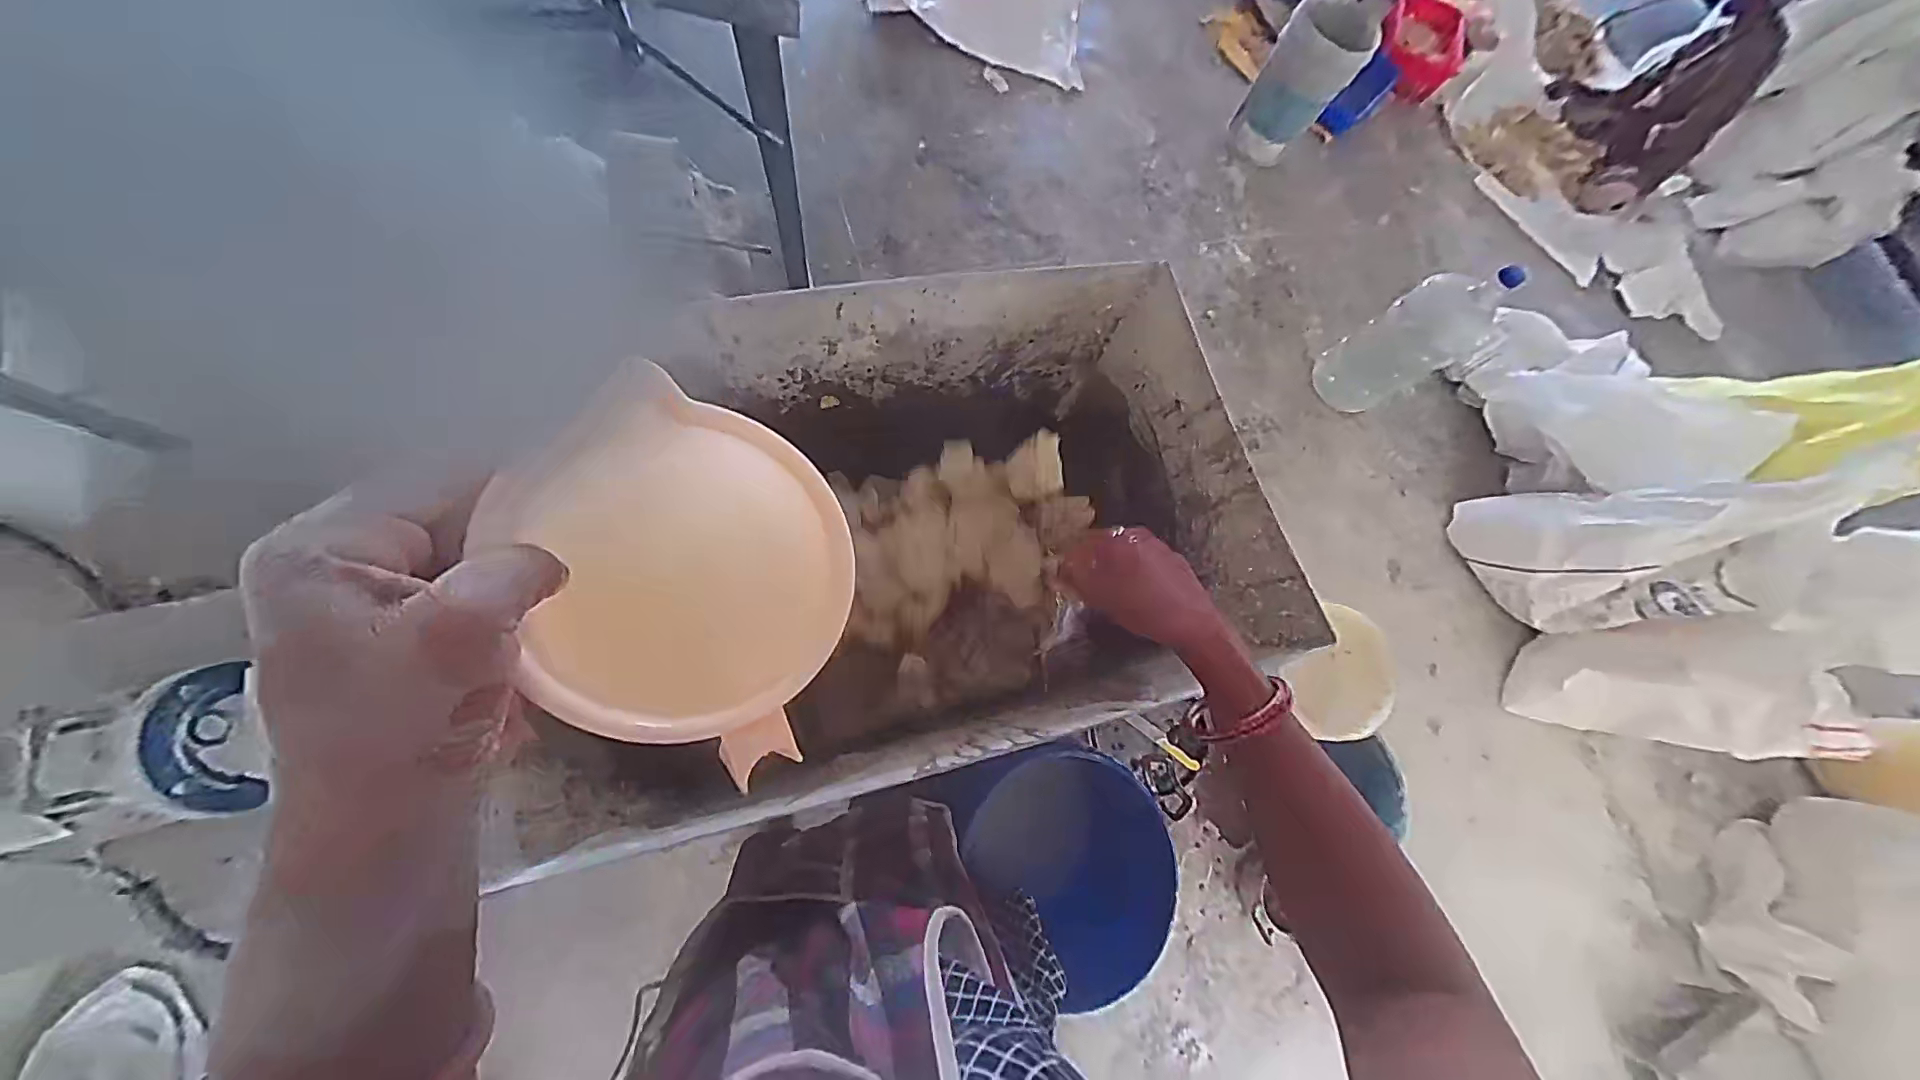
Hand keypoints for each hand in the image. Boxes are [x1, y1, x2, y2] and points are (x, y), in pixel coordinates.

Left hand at [239, 471, 566, 797]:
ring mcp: (370, 596)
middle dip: (515, 529)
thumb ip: (505, 575)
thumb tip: (549, 559)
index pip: (434, 483)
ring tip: (565, 572)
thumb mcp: (454, 641)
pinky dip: (509, 590)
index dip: (509, 489)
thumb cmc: (405, 729)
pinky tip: (540, 605)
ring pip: (467, 549)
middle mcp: (336, 560)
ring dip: (515, 563)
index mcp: (320, 549)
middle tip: (580, 540)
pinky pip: (470, 582)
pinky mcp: (404, 626)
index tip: (578, 501)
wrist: (391, 820)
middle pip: (450, 512)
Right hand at [1058, 526, 1227, 654]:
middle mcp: (1135, 537)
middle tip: (1080, 578)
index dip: (1067, 559)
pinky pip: (1140, 555)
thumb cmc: (1146, 614)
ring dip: (1108, 561)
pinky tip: (1132, 585)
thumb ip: (1079, 583)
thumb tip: (1058, 574)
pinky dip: (1129, 564)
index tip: (1060, 572)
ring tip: (1105, 583)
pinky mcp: (1170, 555)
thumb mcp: (1105, 602)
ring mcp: (1155, 544)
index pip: (1080, 544)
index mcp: (1116, 544)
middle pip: (1100, 541)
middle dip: (1087, 557)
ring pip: (1121, 547)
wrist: (1194, 623)